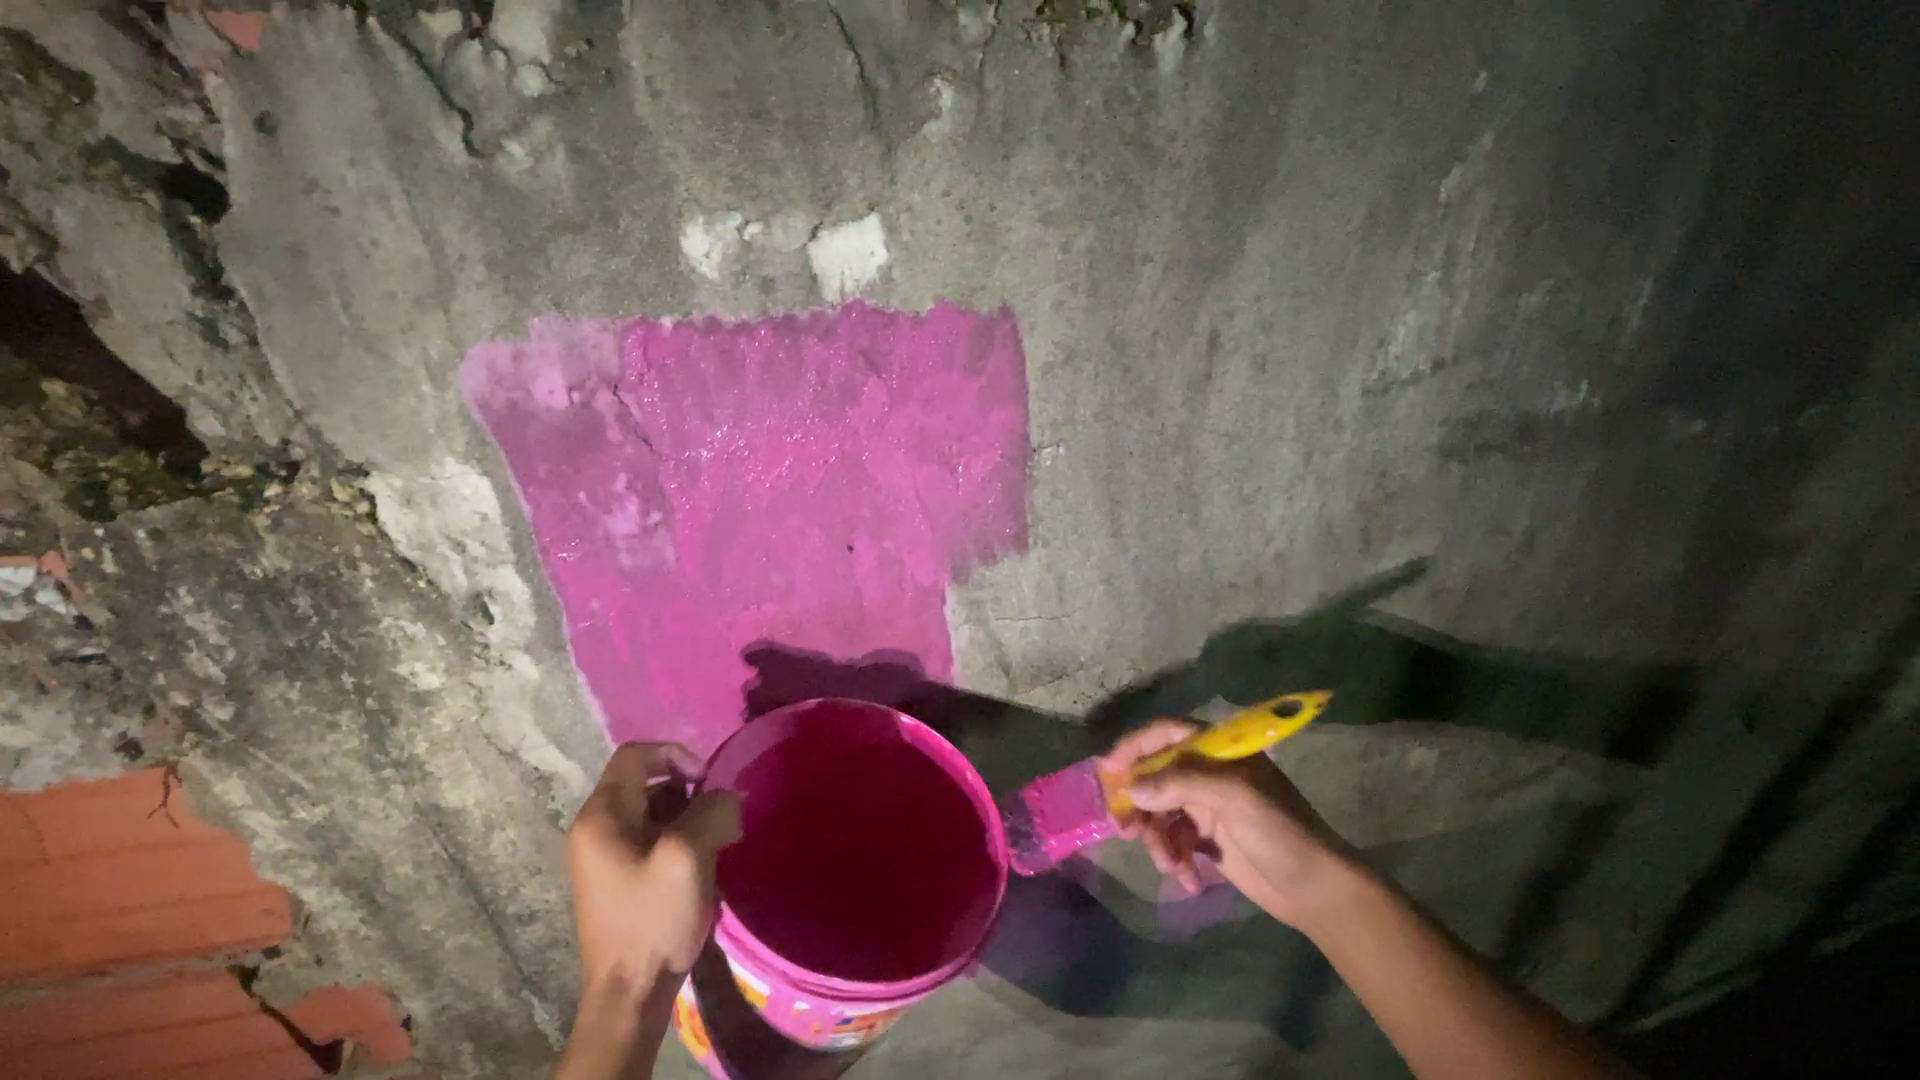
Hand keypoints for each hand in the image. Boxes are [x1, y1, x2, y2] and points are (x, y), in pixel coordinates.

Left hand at [567, 742, 741, 990]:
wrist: (630, 992)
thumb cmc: (653, 918)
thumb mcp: (689, 856)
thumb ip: (712, 811)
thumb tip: (728, 795)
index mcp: (601, 815)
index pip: (636, 755)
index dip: (676, 755)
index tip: (708, 782)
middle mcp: (595, 829)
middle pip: (647, 783)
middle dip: (689, 793)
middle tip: (720, 818)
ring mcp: (604, 856)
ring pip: (653, 813)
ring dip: (689, 819)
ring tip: (718, 844)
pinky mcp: (618, 879)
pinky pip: (651, 840)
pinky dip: (679, 842)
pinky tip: (702, 866)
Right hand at [1103, 719, 1351, 928]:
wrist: (1317, 890)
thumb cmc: (1281, 831)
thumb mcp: (1234, 798)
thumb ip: (1181, 784)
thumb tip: (1133, 788)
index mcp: (1219, 751)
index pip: (1166, 733)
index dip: (1134, 746)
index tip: (1110, 771)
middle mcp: (1209, 773)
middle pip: (1155, 775)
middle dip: (1139, 803)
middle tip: (1126, 829)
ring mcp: (1207, 807)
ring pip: (1159, 812)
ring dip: (1157, 838)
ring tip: (1169, 864)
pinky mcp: (1208, 840)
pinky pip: (1173, 841)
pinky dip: (1173, 858)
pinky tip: (1186, 878)